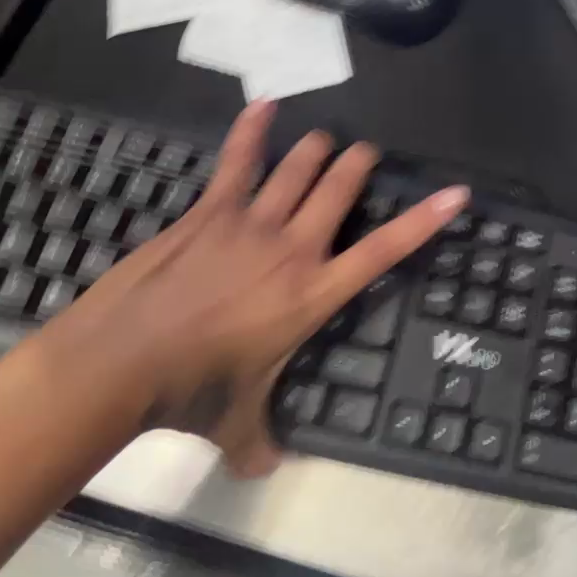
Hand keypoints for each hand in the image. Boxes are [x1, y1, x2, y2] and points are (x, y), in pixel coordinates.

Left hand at [32, 100, 467, 476]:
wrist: (122, 360)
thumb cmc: (191, 389)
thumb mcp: (236, 422)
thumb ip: (260, 442)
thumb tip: (267, 471)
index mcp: (313, 293)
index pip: (384, 251)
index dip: (424, 220)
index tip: (455, 193)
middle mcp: (293, 247)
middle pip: (342, 186)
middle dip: (361, 164)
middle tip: (366, 156)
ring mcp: (252, 221)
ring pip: (300, 165)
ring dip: (318, 148)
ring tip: (325, 142)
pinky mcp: (211, 210)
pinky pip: (239, 160)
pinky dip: (252, 130)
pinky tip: (264, 105)